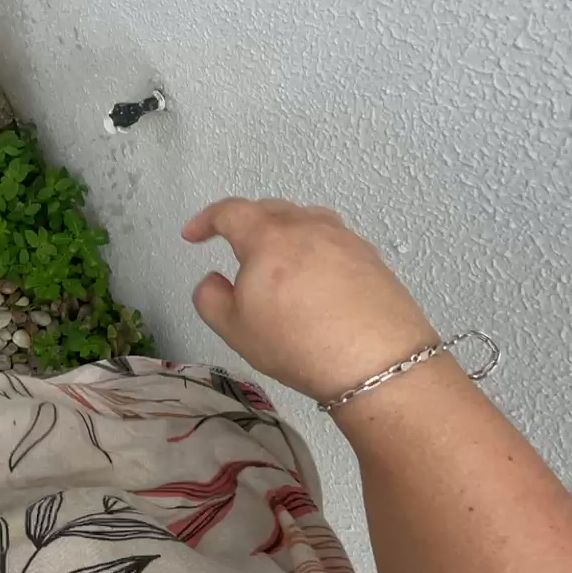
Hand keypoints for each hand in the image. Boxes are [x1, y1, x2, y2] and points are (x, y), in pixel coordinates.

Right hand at [182, 198, 439, 402]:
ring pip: (304, 219)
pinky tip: (309, 276)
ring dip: (280, 229)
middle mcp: (308, 229)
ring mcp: (345, 241)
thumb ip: (208, 296)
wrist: (379, 364)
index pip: (230, 212)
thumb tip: (214, 280)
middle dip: (242, 221)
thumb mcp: (232, 328)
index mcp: (269, 238)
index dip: (205, 220)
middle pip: (269, 208)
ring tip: (272, 254)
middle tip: (229, 242)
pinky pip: (330, 239)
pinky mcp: (371, 259)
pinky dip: (309, 246)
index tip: (192, 235)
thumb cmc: (297, 343)